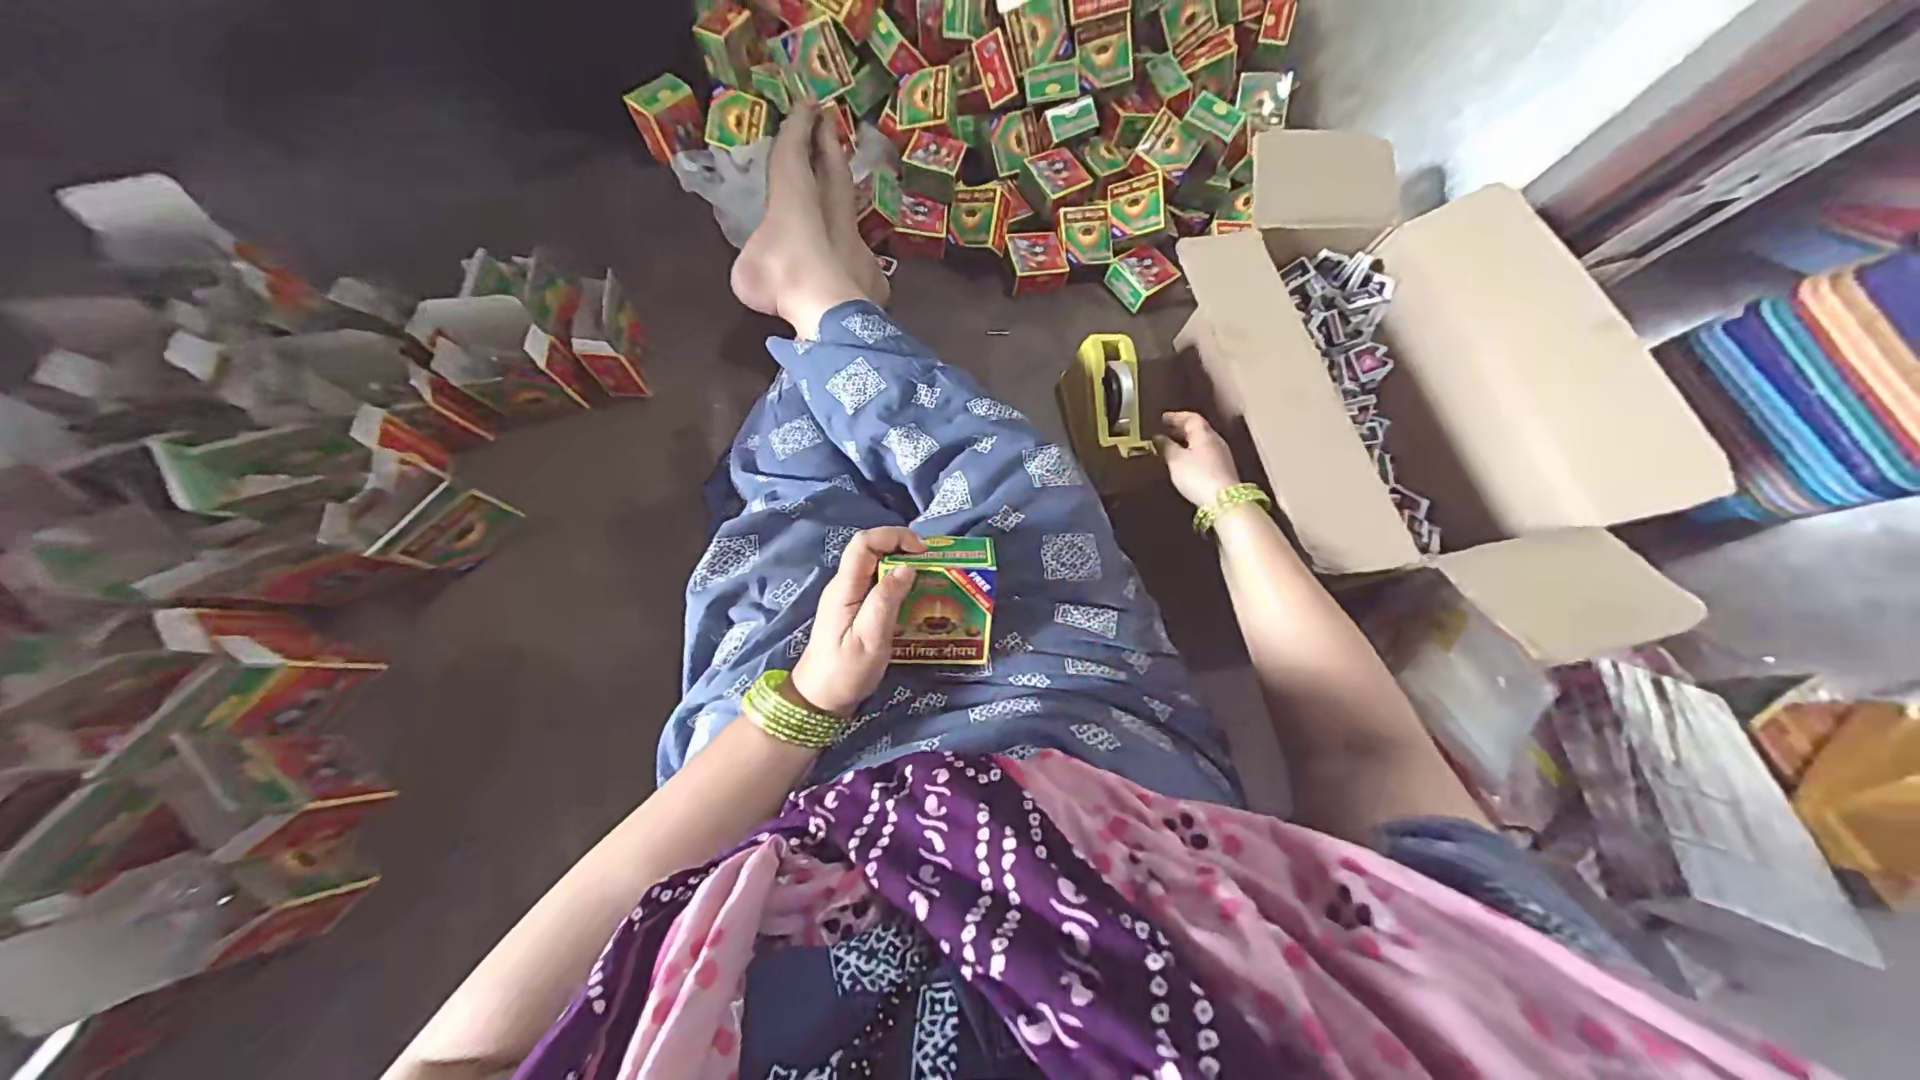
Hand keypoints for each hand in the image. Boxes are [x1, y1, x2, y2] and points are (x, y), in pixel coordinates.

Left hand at [790, 526, 924, 717]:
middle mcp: (844, 585)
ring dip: (901, 564)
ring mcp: (847, 597)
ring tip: (928, 577)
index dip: (894, 536)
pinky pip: (876, 583)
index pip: (865, 542)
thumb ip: (886, 600)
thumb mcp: (870, 638)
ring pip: (874, 565)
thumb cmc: (845, 671)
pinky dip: (896, 581)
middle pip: (870, 548)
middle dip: (902, 547)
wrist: (818, 699)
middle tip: (932, 563)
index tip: (922, 550)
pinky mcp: (853, 609)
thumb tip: (907, 567)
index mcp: (845, 588)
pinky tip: (913, 596)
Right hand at [1155, 411, 1242, 507]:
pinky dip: (1192, 451)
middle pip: (1198, 428)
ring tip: (1171, 444)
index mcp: (1204, 434)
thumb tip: (1158, 437)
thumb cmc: (1197, 476)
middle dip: (1180, 428)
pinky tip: (1184, 459)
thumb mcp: (1176, 460)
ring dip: (1186, 440)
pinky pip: (1204, 452)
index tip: (1162, 418)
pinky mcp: (1222, 468)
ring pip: (1201, 441)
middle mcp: (1215, 440)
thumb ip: (1166, 446)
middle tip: (1164, 430)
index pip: (1191, 417)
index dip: (1176, 416)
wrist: (1223, 500)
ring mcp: (1221, 454)